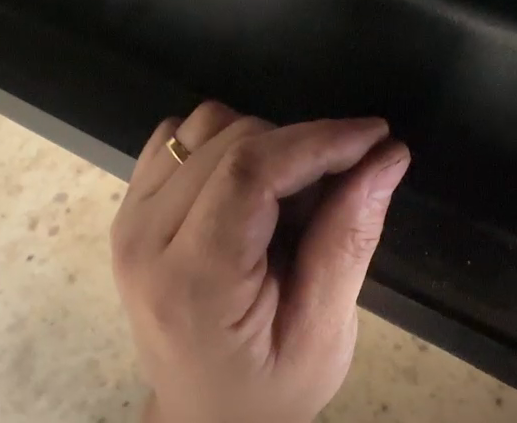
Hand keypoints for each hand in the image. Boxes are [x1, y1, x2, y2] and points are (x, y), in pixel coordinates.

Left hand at [111, 102, 411, 422]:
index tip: (374, 135)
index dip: (317, 139)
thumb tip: (387, 156)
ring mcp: (129, 214)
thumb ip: (349, 238)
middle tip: (335, 194)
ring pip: (209, 123)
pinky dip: (226, 141)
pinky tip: (249, 188)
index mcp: (191, 282)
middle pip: (234, 139)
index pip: (250, 171)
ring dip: (264, 144)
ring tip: (288, 201)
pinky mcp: (130, 202)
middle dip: (302, 148)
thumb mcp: (324, 333)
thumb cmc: (270, 386)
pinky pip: (183, 131)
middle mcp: (144, 237)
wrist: (206, 417)